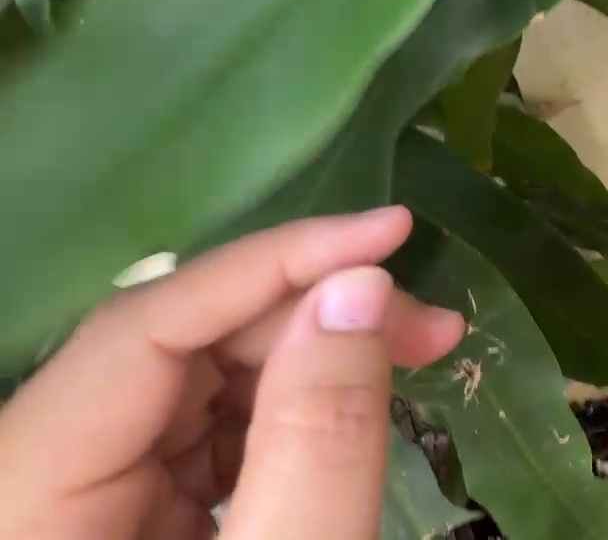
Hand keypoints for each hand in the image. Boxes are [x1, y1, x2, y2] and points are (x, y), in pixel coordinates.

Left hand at [0, 207, 466, 539]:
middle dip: (318, 312)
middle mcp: (22, 488)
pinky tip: (366, 390)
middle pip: (176, 343)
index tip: (396, 228)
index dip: (275, 260)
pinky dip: (304, 388)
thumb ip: (322, 429)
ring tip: (424, 347)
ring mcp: (73, 497)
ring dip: (321, 343)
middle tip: (435, 324)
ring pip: (202, 370)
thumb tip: (361, 285)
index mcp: (15, 508)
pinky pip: (216, 414)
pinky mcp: (126, 506)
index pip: (141, 330)